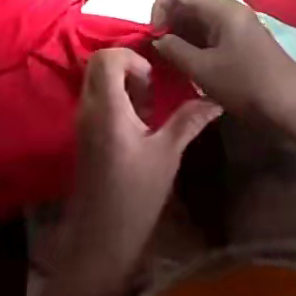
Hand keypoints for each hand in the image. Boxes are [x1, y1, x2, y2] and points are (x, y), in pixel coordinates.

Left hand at [62, 48, 219, 281]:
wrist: (100, 238)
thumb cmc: (135, 196)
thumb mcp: (167, 155)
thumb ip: (188, 121)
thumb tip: (215, 99)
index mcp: (106, 108)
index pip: (107, 57)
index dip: (131, 58)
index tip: (153, 79)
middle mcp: (87, 107)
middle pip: (97, 63)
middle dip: (126, 65)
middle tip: (152, 88)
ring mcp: (81, 120)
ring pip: (95, 80)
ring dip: (121, 83)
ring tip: (149, 107)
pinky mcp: (83, 133)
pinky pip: (95, 98)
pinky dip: (115, 98)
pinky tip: (138, 123)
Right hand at [151, 0, 295, 130]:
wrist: (295, 107)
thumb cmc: (248, 85)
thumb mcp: (203, 70)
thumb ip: (174, 50)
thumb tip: (156, 40)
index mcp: (220, 7)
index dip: (159, 8)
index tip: (155, 37)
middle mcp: (228, 9)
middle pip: (187, 2)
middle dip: (168, 23)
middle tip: (159, 54)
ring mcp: (237, 25)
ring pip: (197, 19)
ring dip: (180, 36)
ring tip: (170, 63)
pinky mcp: (241, 41)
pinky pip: (210, 33)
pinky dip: (194, 45)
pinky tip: (189, 67)